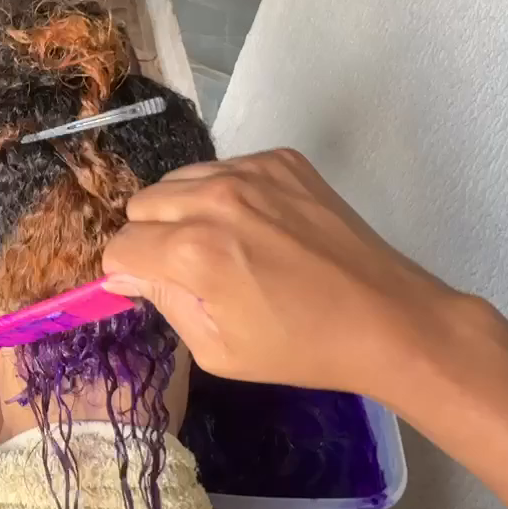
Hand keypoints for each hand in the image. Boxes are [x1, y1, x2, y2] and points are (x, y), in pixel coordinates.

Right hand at [101, 148, 481, 406]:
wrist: (387, 318)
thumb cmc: (299, 347)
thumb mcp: (217, 349)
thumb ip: (162, 301)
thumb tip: (123, 272)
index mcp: (196, 252)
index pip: (120, 245)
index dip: (128, 271)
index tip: (151, 285)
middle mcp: (215, 199)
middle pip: (141, 204)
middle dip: (152, 237)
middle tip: (191, 267)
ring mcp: (250, 171)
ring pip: (177, 180)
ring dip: (184, 211)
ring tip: (225, 243)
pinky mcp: (279, 159)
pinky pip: (220, 167)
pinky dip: (223, 193)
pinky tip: (257, 224)